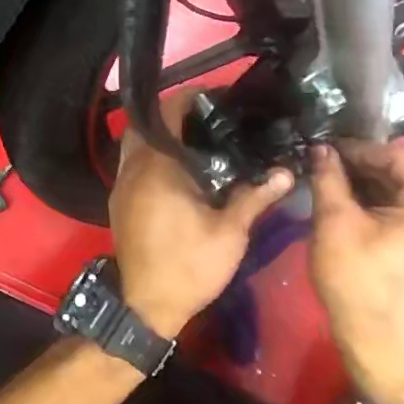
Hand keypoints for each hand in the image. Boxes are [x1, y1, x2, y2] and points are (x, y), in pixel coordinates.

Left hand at [107, 90, 293, 336]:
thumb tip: (285, 172)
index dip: (188, 99)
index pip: (166, 113)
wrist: (146, 305)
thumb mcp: (230, 232)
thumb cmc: (189, 265)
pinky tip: (177, 172)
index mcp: (157, 166)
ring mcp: (120, 184)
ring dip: (158, 138)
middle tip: (205, 120)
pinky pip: (131, 164)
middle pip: (145, 124)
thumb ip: (255, 197)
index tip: (214, 98)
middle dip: (171, 116)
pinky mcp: (118, 201)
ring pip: (135, 144)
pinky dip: (150, 157)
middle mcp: (132, 168)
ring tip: (194, 143)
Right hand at [307, 141, 403, 384]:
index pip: (403, 157)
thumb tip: (320, 149)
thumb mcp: (334, 222)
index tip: (329, 151)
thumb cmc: (354, 279)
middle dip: (364, 165)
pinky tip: (349, 202)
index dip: (364, 148)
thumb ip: (328, 179)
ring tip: (332, 180)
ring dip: (369, 182)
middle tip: (326, 164)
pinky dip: (378, 201)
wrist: (372, 337)